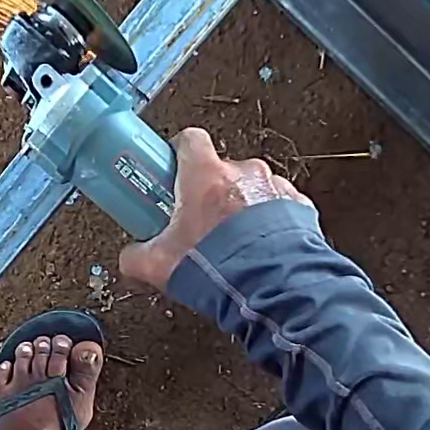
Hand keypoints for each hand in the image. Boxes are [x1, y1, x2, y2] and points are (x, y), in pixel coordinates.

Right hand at [119, 127, 311, 291]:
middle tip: (200, 223)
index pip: (189, 140)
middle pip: (220, 170)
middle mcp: (243, 172)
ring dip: (241, 209)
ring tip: (233, 243)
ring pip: (251, 189)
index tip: (172, 173)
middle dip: (210, 193)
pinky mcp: (299, 208)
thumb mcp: (160, 265)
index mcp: (206, 175)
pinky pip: (279, 207)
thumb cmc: (220, 267)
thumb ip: (137, 256)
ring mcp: (274, 187)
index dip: (179, 154)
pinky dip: (269, 224)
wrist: (274, 288)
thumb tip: (130, 259)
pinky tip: (258, 250)